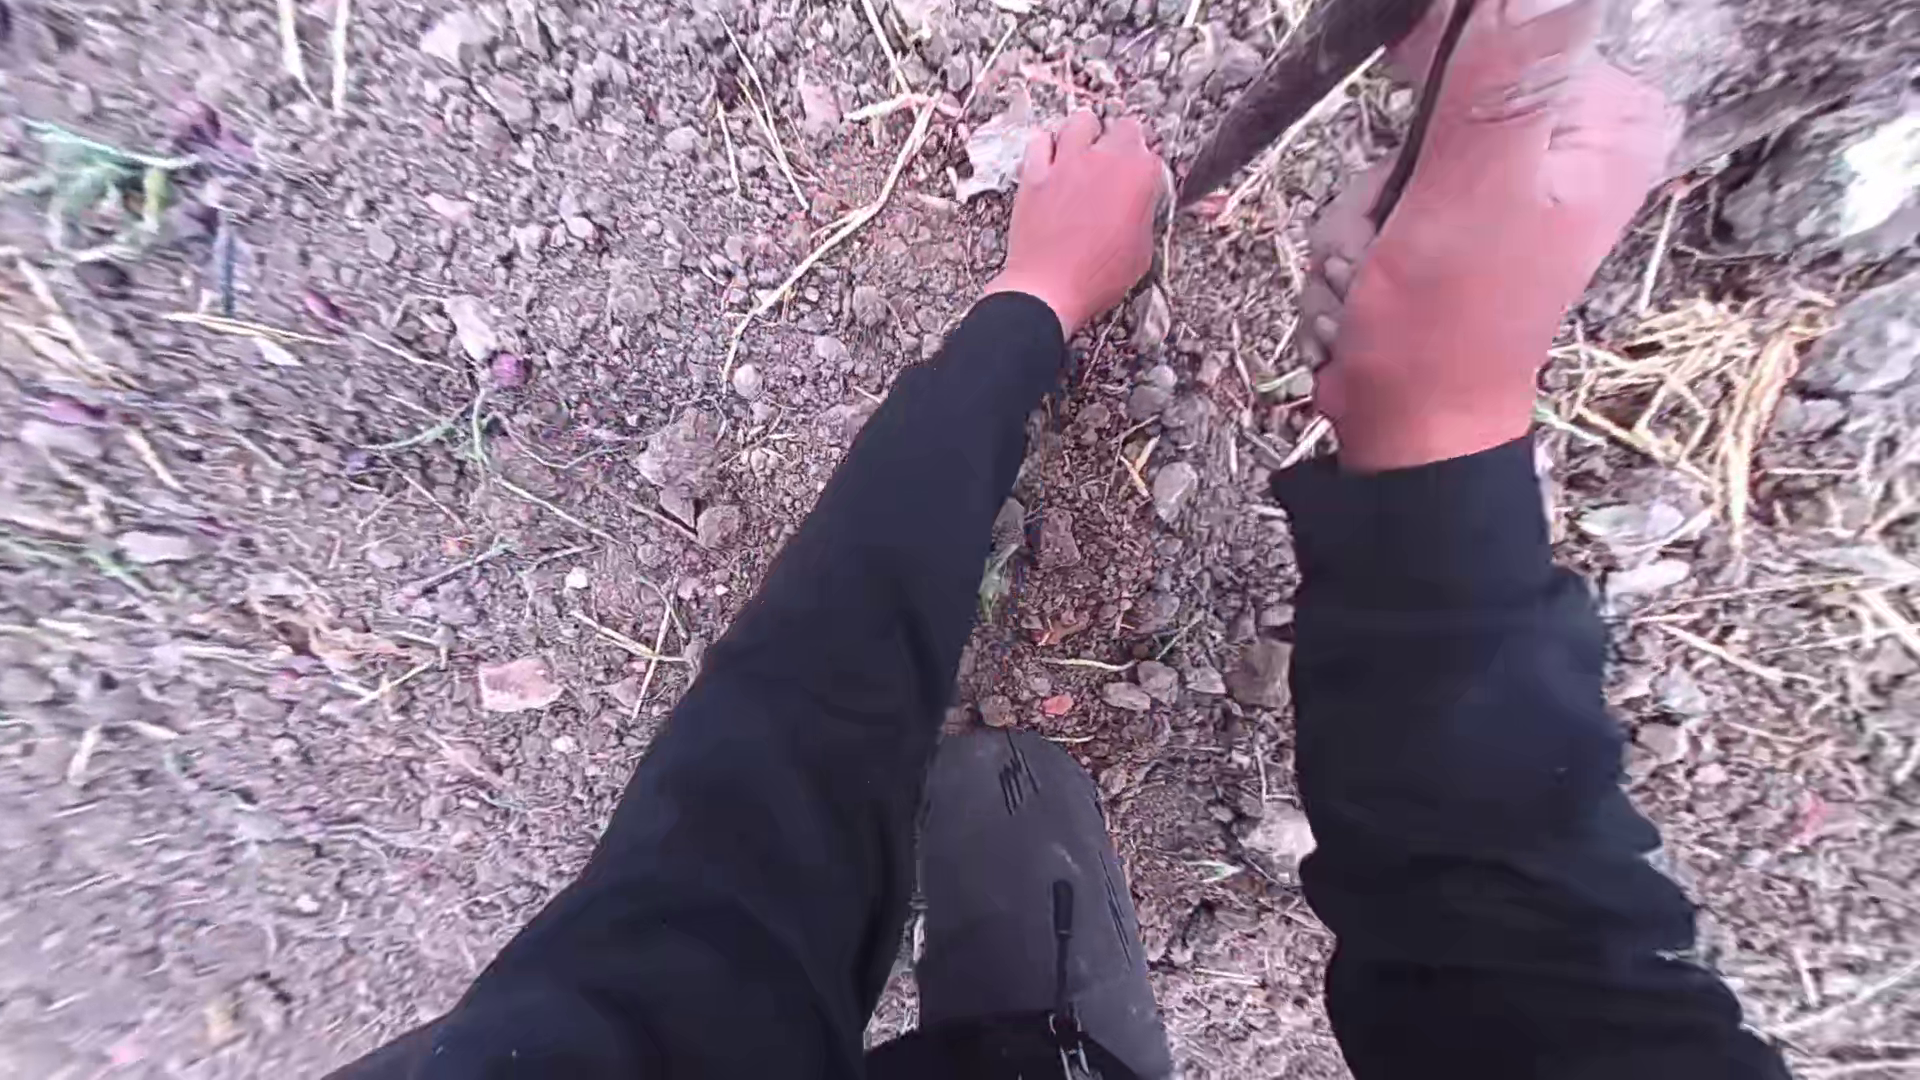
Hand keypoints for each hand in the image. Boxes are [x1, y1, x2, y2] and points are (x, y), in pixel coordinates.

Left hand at [985, 110, 1167, 336]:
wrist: (1048, 292)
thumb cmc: (1094, 281)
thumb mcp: (1139, 257)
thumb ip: (1143, 219)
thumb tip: (1139, 210)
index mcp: (1139, 176)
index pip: (1151, 154)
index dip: (1143, 171)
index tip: (1136, 185)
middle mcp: (1105, 159)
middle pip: (1121, 127)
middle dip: (1120, 145)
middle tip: (1112, 170)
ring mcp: (1068, 163)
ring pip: (1080, 122)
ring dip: (1085, 136)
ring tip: (1081, 157)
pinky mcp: (1036, 175)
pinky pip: (1040, 141)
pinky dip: (1046, 148)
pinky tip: (1050, 163)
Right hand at [1304, 0, 1678, 470]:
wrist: (1403, 423)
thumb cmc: (1441, 328)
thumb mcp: (1467, 200)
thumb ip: (1498, 84)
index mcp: (1594, 123)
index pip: (1507, 38)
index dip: (1430, 74)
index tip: (1390, 124)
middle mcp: (1542, 154)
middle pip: (1422, 121)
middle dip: (1372, 199)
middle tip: (1377, 253)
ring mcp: (1476, 203)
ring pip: (1373, 181)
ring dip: (1346, 242)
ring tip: (1360, 292)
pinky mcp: (1425, 241)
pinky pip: (1357, 224)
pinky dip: (1341, 267)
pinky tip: (1353, 304)